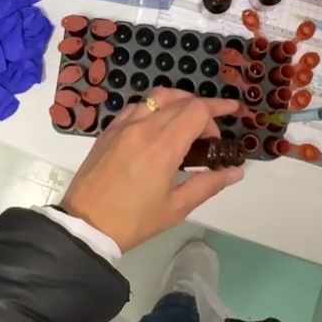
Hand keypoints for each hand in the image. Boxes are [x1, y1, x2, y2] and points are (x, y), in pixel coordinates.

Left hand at [59, 88, 246, 250]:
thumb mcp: (176, 207)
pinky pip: (136, 107)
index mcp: (163, 145)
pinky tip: (158, 125)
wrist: (86, 224)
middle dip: (203, 109)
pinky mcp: (109, 130)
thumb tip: (235, 172)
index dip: (218, 108)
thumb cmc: (134, 220)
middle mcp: (144, 127)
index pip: (197, 111)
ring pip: (157, 97)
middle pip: (180, 100)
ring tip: (189, 121)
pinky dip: (155, 107)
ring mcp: (123, 126)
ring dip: (179, 101)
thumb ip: (208, 184)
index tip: (233, 110)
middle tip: (212, 133)